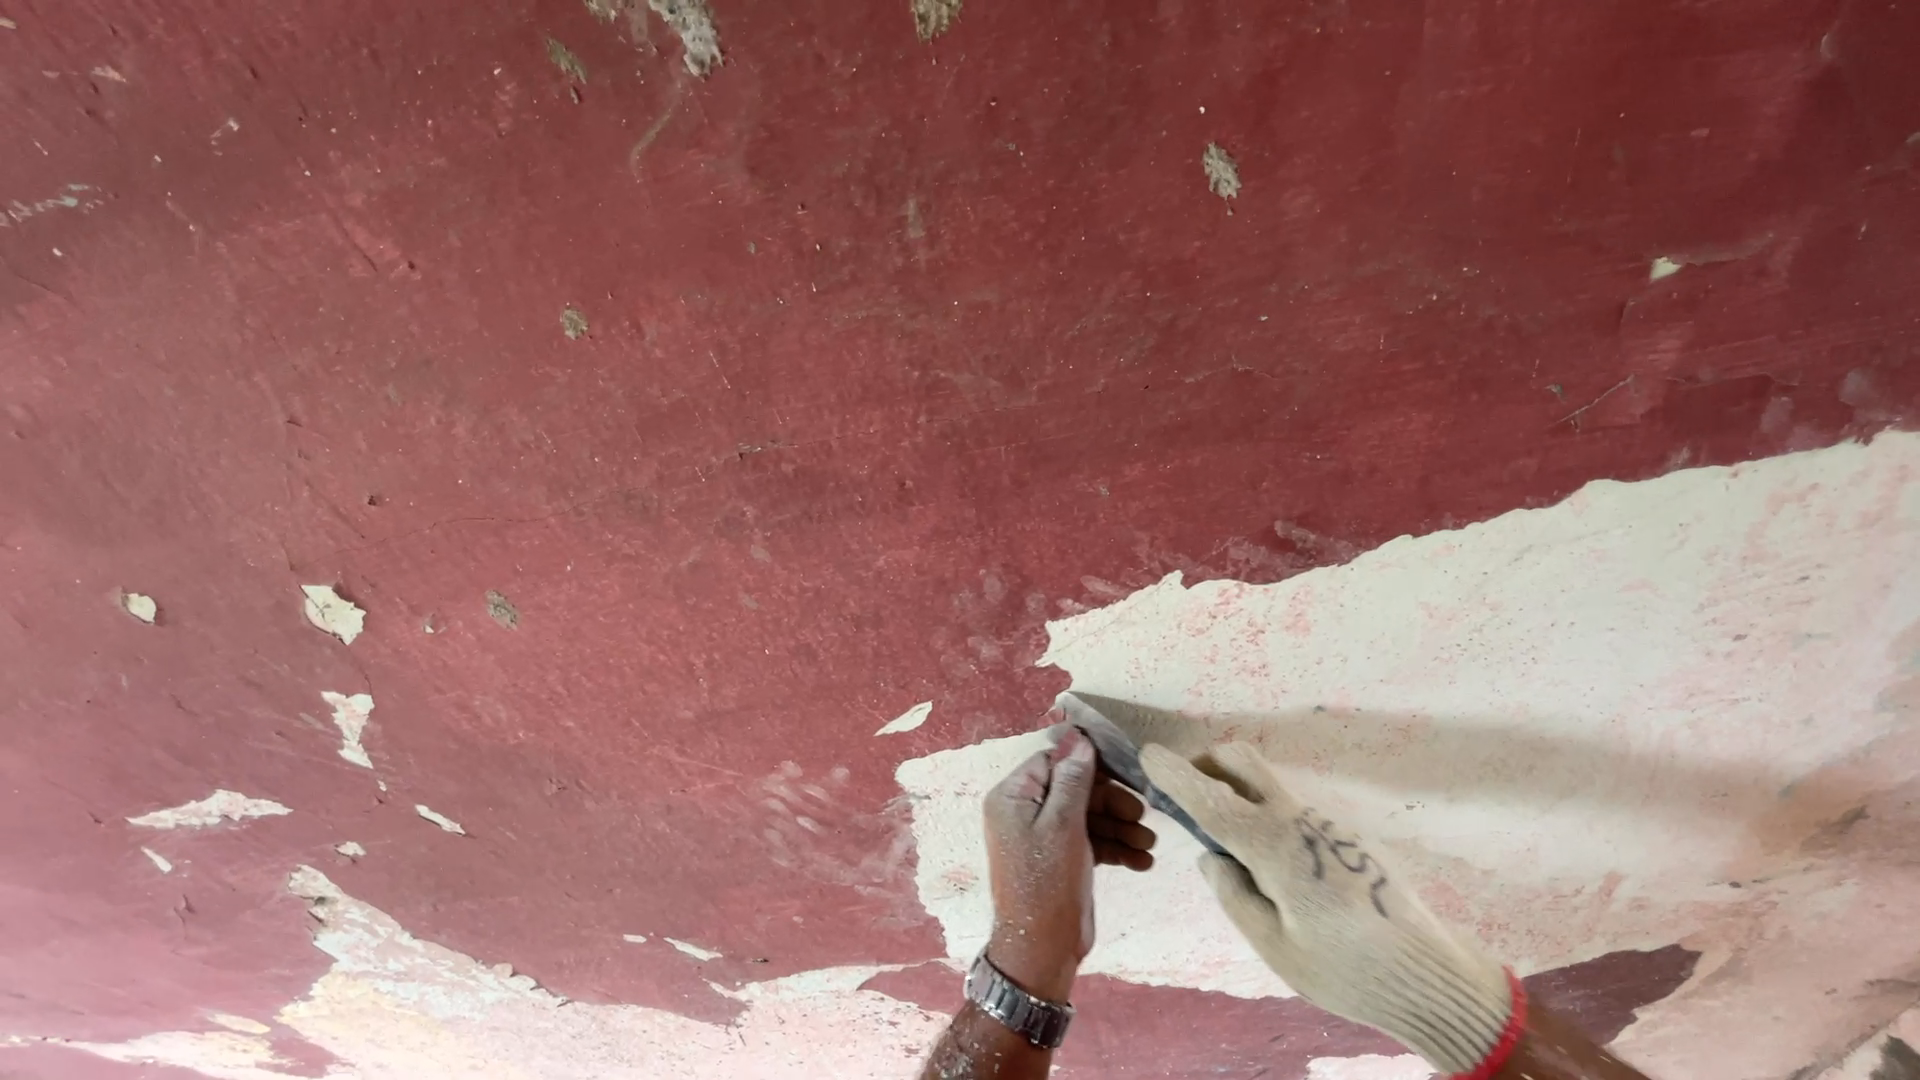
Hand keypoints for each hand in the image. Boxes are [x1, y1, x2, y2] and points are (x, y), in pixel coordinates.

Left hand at [982, 723, 1156, 1001]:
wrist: (1043, 951)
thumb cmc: (1046, 881)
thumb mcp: (1062, 824)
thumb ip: (1073, 779)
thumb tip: (1079, 736)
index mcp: (1013, 796)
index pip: (1053, 762)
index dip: (1089, 765)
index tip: (1124, 772)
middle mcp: (1026, 811)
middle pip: (1076, 789)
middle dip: (1112, 802)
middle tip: (1141, 817)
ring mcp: (1045, 837)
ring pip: (1089, 817)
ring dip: (1120, 827)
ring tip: (1148, 843)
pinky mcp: (1064, 859)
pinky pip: (1092, 841)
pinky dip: (1116, 848)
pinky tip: (1143, 861)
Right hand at [1140, 742, 1515, 1074]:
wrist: (1435, 980)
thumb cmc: (1348, 973)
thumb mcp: (1276, 948)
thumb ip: (1234, 894)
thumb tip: (1211, 857)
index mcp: (1275, 848)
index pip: (1212, 800)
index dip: (1175, 775)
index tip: (1148, 755)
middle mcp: (1298, 821)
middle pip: (1242, 762)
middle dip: (1205, 763)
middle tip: (1187, 795)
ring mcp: (1324, 824)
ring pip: (1264, 784)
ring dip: (1232, 791)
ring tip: (1224, 845)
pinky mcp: (1342, 837)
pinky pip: (1287, 809)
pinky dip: (1259, 814)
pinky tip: (1266, 867)